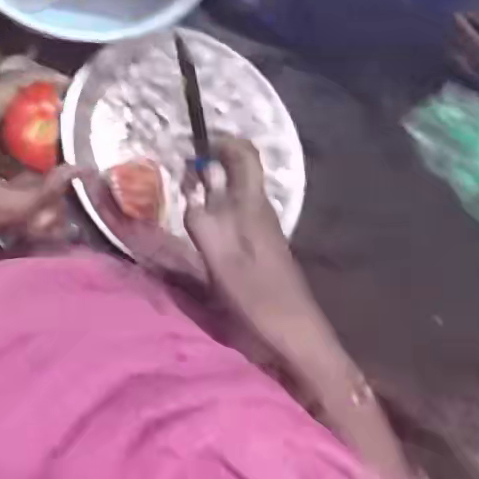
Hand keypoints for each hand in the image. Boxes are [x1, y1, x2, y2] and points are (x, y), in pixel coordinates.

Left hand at [0, 77, 79, 236]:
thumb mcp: (6, 206)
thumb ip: (45, 190)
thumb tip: (78, 169)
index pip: (13, 81)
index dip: (41, 76)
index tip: (66, 83)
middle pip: (5, 87)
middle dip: (35, 89)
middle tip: (61, 102)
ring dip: (21, 103)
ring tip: (47, 116)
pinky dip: (8, 115)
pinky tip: (20, 137)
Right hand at [185, 137, 338, 368]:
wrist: (296, 337)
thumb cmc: (256, 295)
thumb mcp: (218, 257)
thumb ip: (202, 217)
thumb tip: (192, 186)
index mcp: (251, 202)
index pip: (244, 153)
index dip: (221, 141)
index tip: (195, 145)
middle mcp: (259, 207)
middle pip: (238, 170)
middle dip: (210, 166)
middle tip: (181, 176)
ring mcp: (263, 225)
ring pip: (236, 191)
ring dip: (212, 189)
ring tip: (185, 200)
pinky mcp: (262, 244)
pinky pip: (237, 211)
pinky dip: (217, 209)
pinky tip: (202, 228)